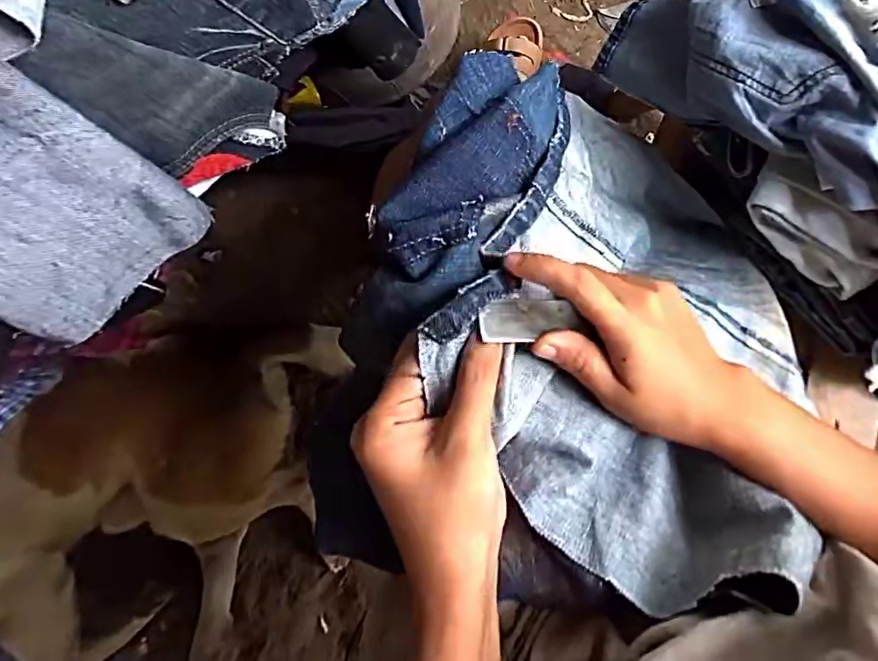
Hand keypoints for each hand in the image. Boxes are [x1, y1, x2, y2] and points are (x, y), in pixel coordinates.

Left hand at [353, 338, 503, 658]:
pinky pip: (441, 401)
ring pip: (436, 381)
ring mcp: (397, 436)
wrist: (459, 578)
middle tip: (498, 312)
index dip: (452, 325)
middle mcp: (379, 423)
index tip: (487, 300)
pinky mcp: (418, 445)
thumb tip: (490, 325)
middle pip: (424, 365)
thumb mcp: (469, 438)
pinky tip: (490, 367)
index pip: (415, 354)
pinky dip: (465, 385)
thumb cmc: (457, 514)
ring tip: (499, 331)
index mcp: (378, 421)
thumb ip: (478, 377)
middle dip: (461, 341)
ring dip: (466, 362)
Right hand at [505, 252, 759, 452]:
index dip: (543, 267)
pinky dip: (602, 289)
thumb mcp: (615, 395)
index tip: (512, 261)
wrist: (718, 398)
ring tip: (564, 310)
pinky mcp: (667, 289)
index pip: (578, 282)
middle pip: (588, 274)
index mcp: (628, 322)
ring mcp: (658, 288)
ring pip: (605, 275)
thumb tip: (541, 338)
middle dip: (556, 277)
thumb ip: (578, 360)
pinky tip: (599, 313)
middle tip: (529, 293)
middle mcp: (644, 294)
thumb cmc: (665, 406)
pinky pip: (624, 280)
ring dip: (580, 285)